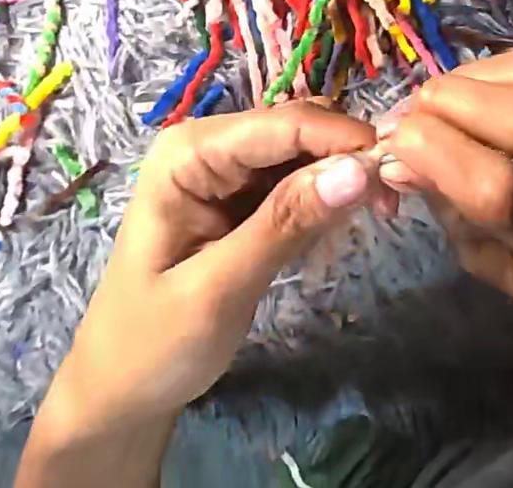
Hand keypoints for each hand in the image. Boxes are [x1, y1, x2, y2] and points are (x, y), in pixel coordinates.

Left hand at [48, 103, 389, 428]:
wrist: (119, 390)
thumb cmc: (151, 344)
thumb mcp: (218, 290)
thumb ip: (286, 224)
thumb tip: (358, 171)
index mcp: (189, 152)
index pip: (282, 124)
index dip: (342, 139)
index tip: (393, 174)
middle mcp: (211, 144)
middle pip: (298, 127)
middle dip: (345, 157)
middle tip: (387, 207)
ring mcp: (228, 166)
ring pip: (306, 149)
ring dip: (340, 178)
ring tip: (371, 219)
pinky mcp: (244, 192)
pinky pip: (299, 177)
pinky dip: (325, 198)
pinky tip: (333, 230)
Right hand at [376, 45, 512, 315]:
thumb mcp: (488, 263)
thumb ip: (447, 210)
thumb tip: (397, 157)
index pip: (504, 193)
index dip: (439, 155)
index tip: (395, 146)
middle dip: (450, 107)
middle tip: (410, 117)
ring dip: (466, 81)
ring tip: (437, 103)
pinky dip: (488, 68)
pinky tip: (469, 90)